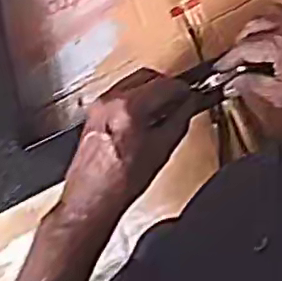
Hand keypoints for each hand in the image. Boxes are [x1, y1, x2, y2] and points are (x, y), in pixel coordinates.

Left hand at [57, 69, 193, 224]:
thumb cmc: (119, 184)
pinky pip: (120, 94)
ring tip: (164, 109)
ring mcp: (100, 105)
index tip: (192, 95)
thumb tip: (190, 104)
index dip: (184, 90)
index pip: (165, 84)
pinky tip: (145, 115)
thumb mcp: (162, 149)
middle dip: (167, 86)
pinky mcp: (94, 113)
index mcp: (128, 107)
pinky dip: (136, 98)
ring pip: (134, 82)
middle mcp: (111, 101)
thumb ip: (180, 119)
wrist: (89, 204)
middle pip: (149, 76)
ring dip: (151, 90)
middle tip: (180, 99)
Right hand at [216, 4, 281, 124]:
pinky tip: (270, 32)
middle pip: (252, 26)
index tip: (221, 68)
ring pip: (267, 13)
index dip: (228, 60)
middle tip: (234, 60)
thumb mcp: (278, 96)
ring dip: (254, 27)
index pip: (243, 48)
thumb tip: (235, 80)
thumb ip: (252, 85)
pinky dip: (271, 18)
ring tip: (249, 44)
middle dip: (239, 43)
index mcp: (277, 45)